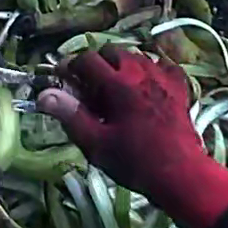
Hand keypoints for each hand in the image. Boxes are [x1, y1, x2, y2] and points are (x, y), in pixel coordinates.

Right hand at [37, 45, 227, 227]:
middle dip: (96, 62)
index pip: (87, 60)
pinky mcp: (180, 88)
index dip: (70, 65)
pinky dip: (150, 69)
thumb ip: (70, 115)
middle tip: (88, 85)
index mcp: (117, 85)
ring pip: (137, 55)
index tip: (62, 78)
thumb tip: (44, 95)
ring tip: (114, 85)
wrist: (182, 176)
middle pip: (111, 51)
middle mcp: (140, 73)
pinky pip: (163, 65)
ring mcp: (163, 78)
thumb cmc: (135, 161)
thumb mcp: (95, 143)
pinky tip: (145, 83)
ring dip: (121, 64)